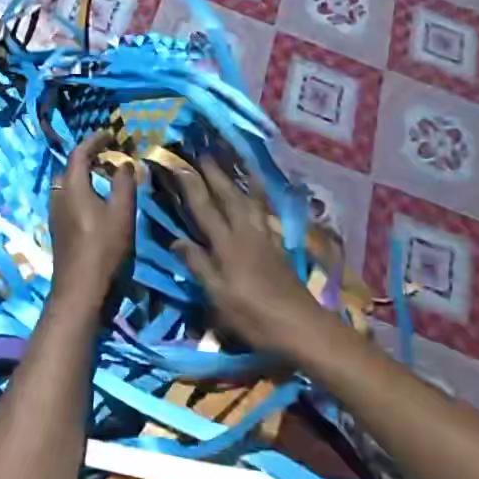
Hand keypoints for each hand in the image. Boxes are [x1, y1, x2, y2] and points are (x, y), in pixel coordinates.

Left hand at [48, 133, 137, 305]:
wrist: (80, 287)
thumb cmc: (103, 247)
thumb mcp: (121, 212)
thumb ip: (123, 183)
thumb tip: (124, 163)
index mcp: (71, 186)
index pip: (79, 153)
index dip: (94, 141)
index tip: (110, 134)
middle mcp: (58, 195)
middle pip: (70, 167)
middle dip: (89, 156)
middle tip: (110, 154)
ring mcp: (55, 212)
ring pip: (68, 183)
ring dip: (85, 174)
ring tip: (106, 175)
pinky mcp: (58, 227)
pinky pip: (68, 197)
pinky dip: (82, 189)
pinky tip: (98, 200)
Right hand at [173, 158, 329, 357]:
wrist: (302, 327)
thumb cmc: (254, 316)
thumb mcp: (219, 296)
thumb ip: (199, 265)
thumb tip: (176, 239)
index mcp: (227, 245)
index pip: (205, 209)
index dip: (191, 186)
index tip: (179, 164)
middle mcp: (246, 234)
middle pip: (229, 197)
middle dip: (215, 173)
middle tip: (204, 151)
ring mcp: (265, 237)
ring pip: (249, 199)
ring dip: (239, 177)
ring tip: (235, 159)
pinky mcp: (278, 245)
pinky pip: (265, 210)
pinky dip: (260, 195)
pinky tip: (258, 191)